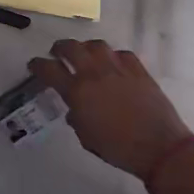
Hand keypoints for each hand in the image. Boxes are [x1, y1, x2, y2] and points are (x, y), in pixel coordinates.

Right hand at [27, 39, 193, 179]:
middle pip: (71, 48)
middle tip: (56, 53)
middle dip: (59, 48)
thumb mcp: (85, 136)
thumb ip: (76, 117)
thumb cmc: (117, 148)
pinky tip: (112, 64)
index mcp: (77, 92)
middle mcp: (95, 74)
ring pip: (97, 45)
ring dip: (85, 47)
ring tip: (84, 54)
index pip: (49, 69)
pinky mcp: (140, 71)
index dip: (37, 65)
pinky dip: (112, 56)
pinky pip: (122, 54)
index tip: (33, 65)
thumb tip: (74, 110)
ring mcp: (119, 70)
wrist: (160, 148)